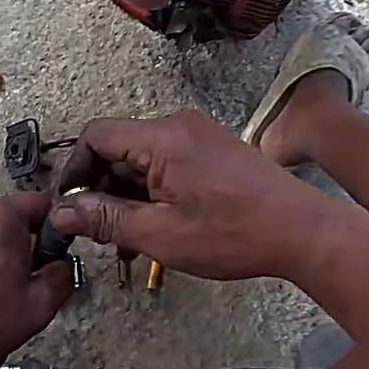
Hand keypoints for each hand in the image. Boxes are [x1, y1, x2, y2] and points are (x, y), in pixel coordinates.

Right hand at [48, 111, 343, 281]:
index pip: (96, 137)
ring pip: (141, 162)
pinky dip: (152, 193)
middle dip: (103, 191)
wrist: (303, 232)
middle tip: (99, 231)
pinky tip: (154, 227)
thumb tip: (64, 212)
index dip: (75, 172)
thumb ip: (106, 219)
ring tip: (128, 240)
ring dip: (128, 197)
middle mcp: (180, 127)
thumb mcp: (160, 234)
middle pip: (118, 150)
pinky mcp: (211, 151)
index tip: (72, 204)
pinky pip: (166, 166)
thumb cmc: (239, 233)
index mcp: (164, 139)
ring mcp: (198, 137)